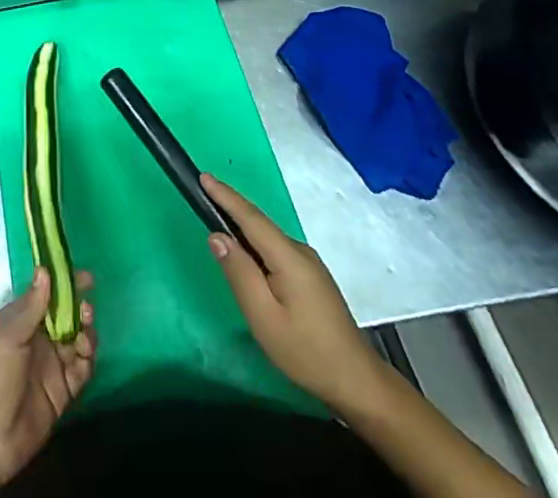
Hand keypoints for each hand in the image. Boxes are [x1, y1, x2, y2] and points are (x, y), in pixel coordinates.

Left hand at [0, 267, 95, 497]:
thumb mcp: (7, 338)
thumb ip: (31, 307)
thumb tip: (44, 270)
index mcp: (15, 322)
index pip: (42, 296)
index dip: (61, 285)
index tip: (83, 277)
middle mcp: (34, 340)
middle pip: (63, 317)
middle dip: (77, 308)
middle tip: (88, 307)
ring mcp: (49, 366)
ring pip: (76, 340)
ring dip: (85, 332)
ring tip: (85, 330)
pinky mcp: (62, 391)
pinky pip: (81, 369)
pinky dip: (87, 359)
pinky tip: (86, 353)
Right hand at [202, 173, 389, 411]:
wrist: (356, 381)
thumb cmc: (305, 351)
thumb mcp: (263, 315)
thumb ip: (239, 272)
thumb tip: (217, 236)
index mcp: (289, 258)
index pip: (251, 218)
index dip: (226, 196)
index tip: (203, 176)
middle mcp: (300, 253)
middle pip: (260, 223)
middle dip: (230, 205)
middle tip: (201, 192)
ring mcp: (309, 265)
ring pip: (267, 237)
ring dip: (241, 225)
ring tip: (214, 218)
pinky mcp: (310, 277)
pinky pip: (275, 250)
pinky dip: (254, 242)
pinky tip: (243, 252)